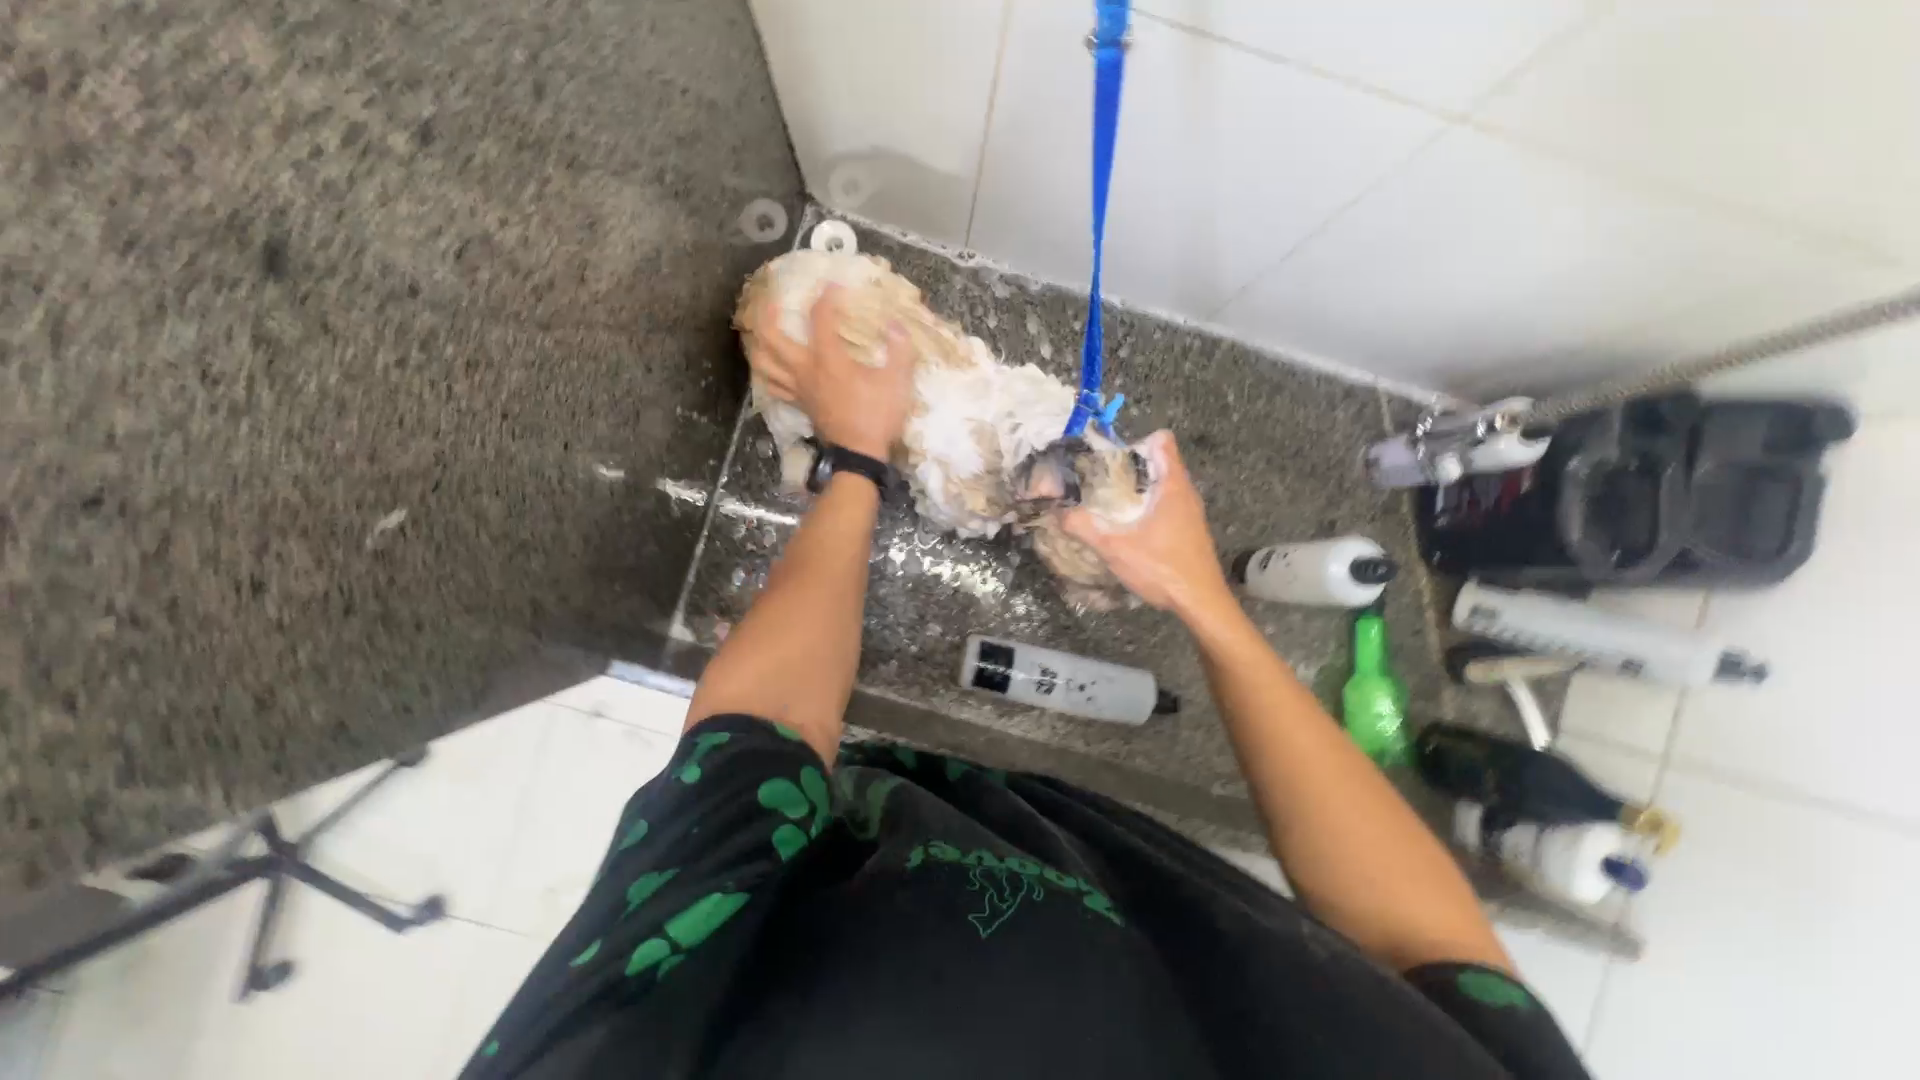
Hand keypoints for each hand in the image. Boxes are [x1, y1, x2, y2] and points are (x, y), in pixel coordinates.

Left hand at [748, 286, 914, 460]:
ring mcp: (798, 389)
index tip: (833, 286)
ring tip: (760, 332)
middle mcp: (805, 370)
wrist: (861, 454)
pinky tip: (770, 367)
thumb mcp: (897, 381)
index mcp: (828, 359)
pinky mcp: (799, 404)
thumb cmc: (878, 416)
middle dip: (767, 314)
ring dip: (758, 344)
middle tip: (772, 301)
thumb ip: (899, 349)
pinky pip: (773, 386)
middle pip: (771, 337)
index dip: (826, 298)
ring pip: (763, 363)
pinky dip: (767, 374)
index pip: (821, 318)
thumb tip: (895, 325)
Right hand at [1063, 431, 1234, 618]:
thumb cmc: (1163, 569)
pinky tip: (1131, 528)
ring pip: (1164, 485)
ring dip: (1140, 489)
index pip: (1162, 441)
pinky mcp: (1190, 530)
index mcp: (1173, 486)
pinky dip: (1150, 507)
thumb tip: (1059, 513)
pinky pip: (1168, 504)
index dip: (1137, 442)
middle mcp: (1186, 493)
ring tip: (1112, 504)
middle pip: (1160, 462)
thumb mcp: (1116, 548)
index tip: (1112, 459)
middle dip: (1131, 467)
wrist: (1201, 603)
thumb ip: (1085, 528)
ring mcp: (1191, 512)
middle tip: (1102, 481)